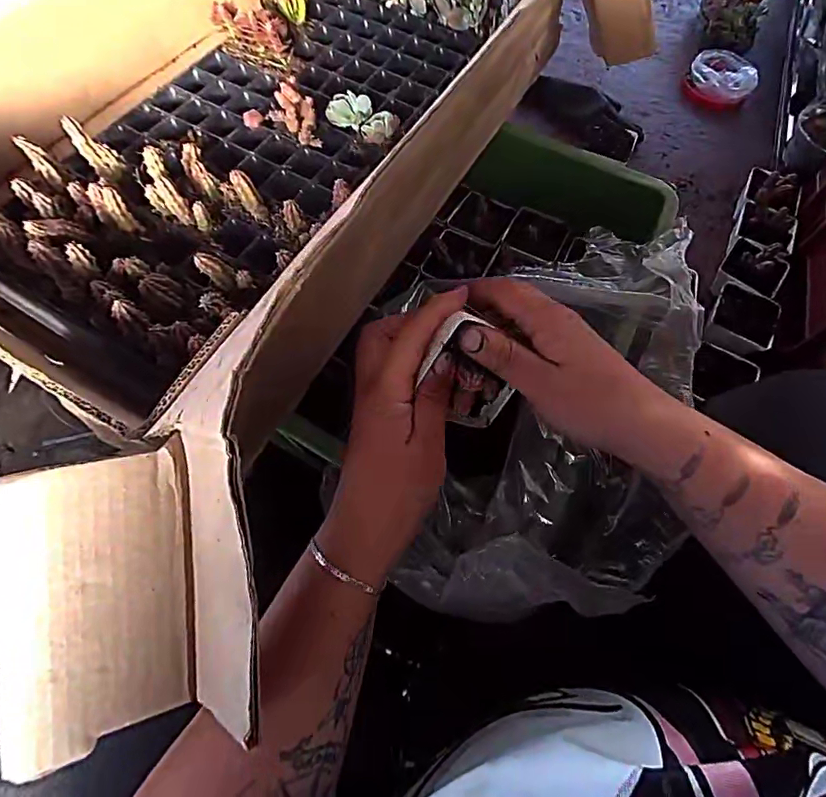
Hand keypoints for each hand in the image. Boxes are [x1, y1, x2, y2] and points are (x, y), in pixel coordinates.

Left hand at [318, 287, 468, 585]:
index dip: (437, 310)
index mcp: (385, 391)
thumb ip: (435, 396)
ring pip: (381, 347)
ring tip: (446, 343)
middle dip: (416, 316)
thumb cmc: (399, 494)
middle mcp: (370, 386)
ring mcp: (367, 398)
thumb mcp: (428, 445)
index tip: (462, 293)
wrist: (363, 531)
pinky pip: (387, 366)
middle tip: (451, 321)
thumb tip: (445, 356)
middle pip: (382, 332)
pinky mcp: (372, 410)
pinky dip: (408, 355)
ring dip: (410, 334)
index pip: (411, 336)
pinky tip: (433, 369)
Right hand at [455, 278, 680, 457]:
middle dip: (478, 306)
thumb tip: (463, 329)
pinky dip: (511, 338)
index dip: (471, 290)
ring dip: (494, 323)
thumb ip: (502, 354)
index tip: (440, 304)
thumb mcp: (539, 382)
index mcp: (548, 317)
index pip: (503, 289)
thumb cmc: (591, 404)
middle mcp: (557, 316)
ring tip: (464, 345)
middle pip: (512, 298)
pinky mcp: (573, 348)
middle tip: (446, 328)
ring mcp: (567, 331)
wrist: (642, 422)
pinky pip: (534, 332)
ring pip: (522, 316)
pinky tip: (499, 360)